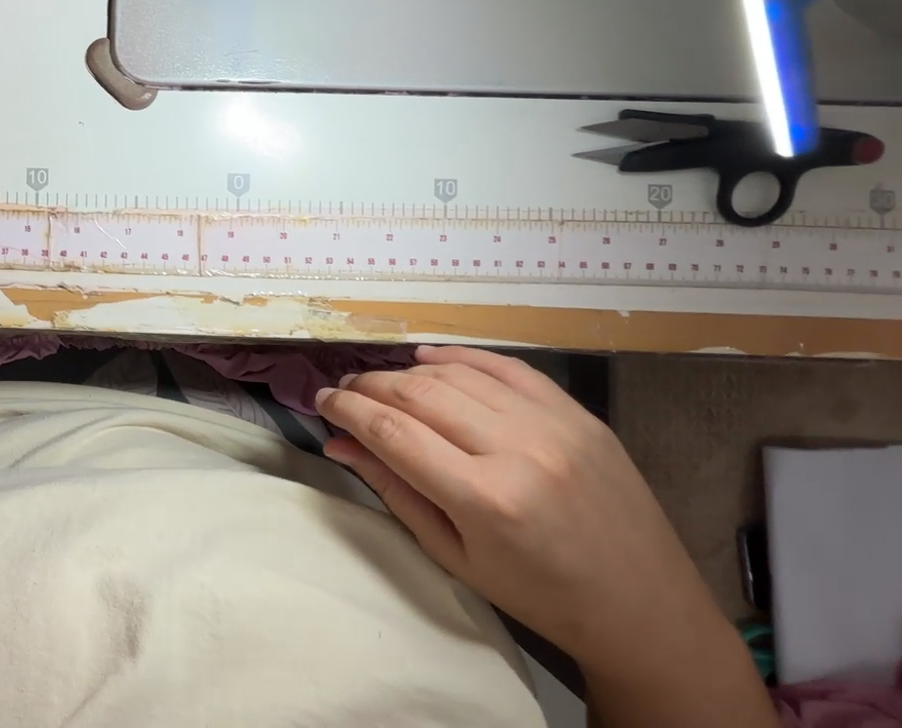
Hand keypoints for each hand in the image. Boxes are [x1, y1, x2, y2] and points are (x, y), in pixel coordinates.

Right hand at [315, 346, 722, 677]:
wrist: (646, 611)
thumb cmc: (538, 595)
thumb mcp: (452, 552)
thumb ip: (392, 489)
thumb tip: (338, 443)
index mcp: (484, 498)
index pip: (391, 431)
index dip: (346, 409)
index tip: (322, 402)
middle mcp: (518, 451)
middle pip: (417, 394)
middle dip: (368, 386)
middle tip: (345, 392)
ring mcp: (555, 427)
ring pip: (455, 374)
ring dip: (406, 373)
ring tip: (382, 384)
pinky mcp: (579, 416)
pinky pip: (506, 368)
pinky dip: (459, 357)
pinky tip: (429, 360)